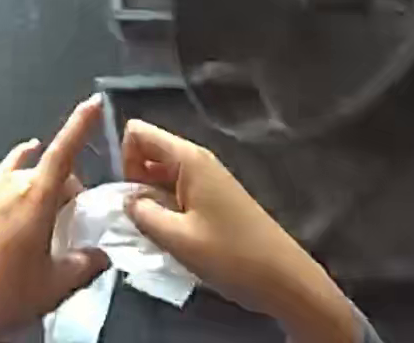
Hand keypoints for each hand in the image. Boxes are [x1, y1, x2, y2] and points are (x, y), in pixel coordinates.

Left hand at [0, 96, 112, 341]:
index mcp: (37, 197)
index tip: (94, 101)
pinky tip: (21, 172)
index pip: (65, 149)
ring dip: (45, 191)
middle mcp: (14, 182)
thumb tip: (100, 256)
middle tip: (75, 229)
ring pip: (31, 175)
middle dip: (70, 193)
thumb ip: (82, 267)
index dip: (81, 123)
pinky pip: (7, 172)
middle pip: (53, 173)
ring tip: (48, 226)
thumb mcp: (52, 287)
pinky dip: (20, 169)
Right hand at [121, 120, 361, 342]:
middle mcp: (196, 158)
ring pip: (161, 172)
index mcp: (187, 158)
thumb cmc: (233, 256)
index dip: (125, 159)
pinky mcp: (215, 195)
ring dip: (152, 198)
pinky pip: (177, 188)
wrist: (289, 282)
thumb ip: (143, 214)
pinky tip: (178, 237)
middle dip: (136, 181)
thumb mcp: (179, 240)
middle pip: (148, 150)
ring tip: (160, 233)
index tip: (133, 197)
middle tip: (144, 220)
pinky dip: (168, 207)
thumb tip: (125, 200)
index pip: (137, 132)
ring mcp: (207, 176)